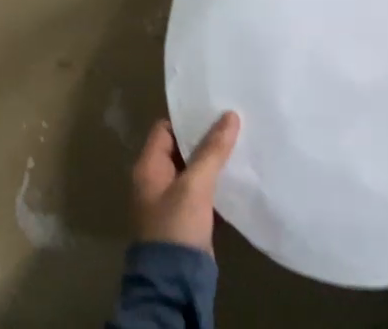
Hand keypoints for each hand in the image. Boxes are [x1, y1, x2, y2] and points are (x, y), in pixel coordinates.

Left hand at [131, 112, 240, 254]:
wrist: (175, 279)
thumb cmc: (177, 225)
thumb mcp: (195, 184)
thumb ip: (212, 149)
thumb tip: (230, 115)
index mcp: (148, 167)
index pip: (165, 129)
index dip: (188, 117)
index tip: (214, 107)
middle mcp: (156, 179)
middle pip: (181, 146)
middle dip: (205, 135)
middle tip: (233, 119)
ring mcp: (171, 198)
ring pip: (194, 167)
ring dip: (213, 156)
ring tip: (240, 139)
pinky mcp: (187, 214)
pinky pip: (201, 186)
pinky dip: (216, 177)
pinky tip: (237, 169)